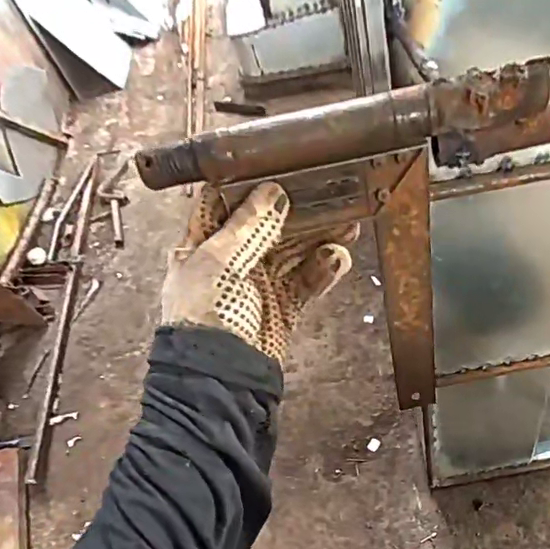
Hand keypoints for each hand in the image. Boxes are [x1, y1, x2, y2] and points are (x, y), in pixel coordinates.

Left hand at [160, 182, 356, 361]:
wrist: (221, 379)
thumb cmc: (204, 319)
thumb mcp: (217, 263)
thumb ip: (247, 228)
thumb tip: (273, 194)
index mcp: (203, 245)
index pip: (229, 204)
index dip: (255, 185)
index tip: (284, 168)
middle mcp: (232, 263)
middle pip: (270, 227)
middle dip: (299, 211)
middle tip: (329, 195)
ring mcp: (260, 287)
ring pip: (294, 253)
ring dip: (320, 238)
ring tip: (346, 224)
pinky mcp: (283, 310)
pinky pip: (307, 283)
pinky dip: (323, 271)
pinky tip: (337, 257)